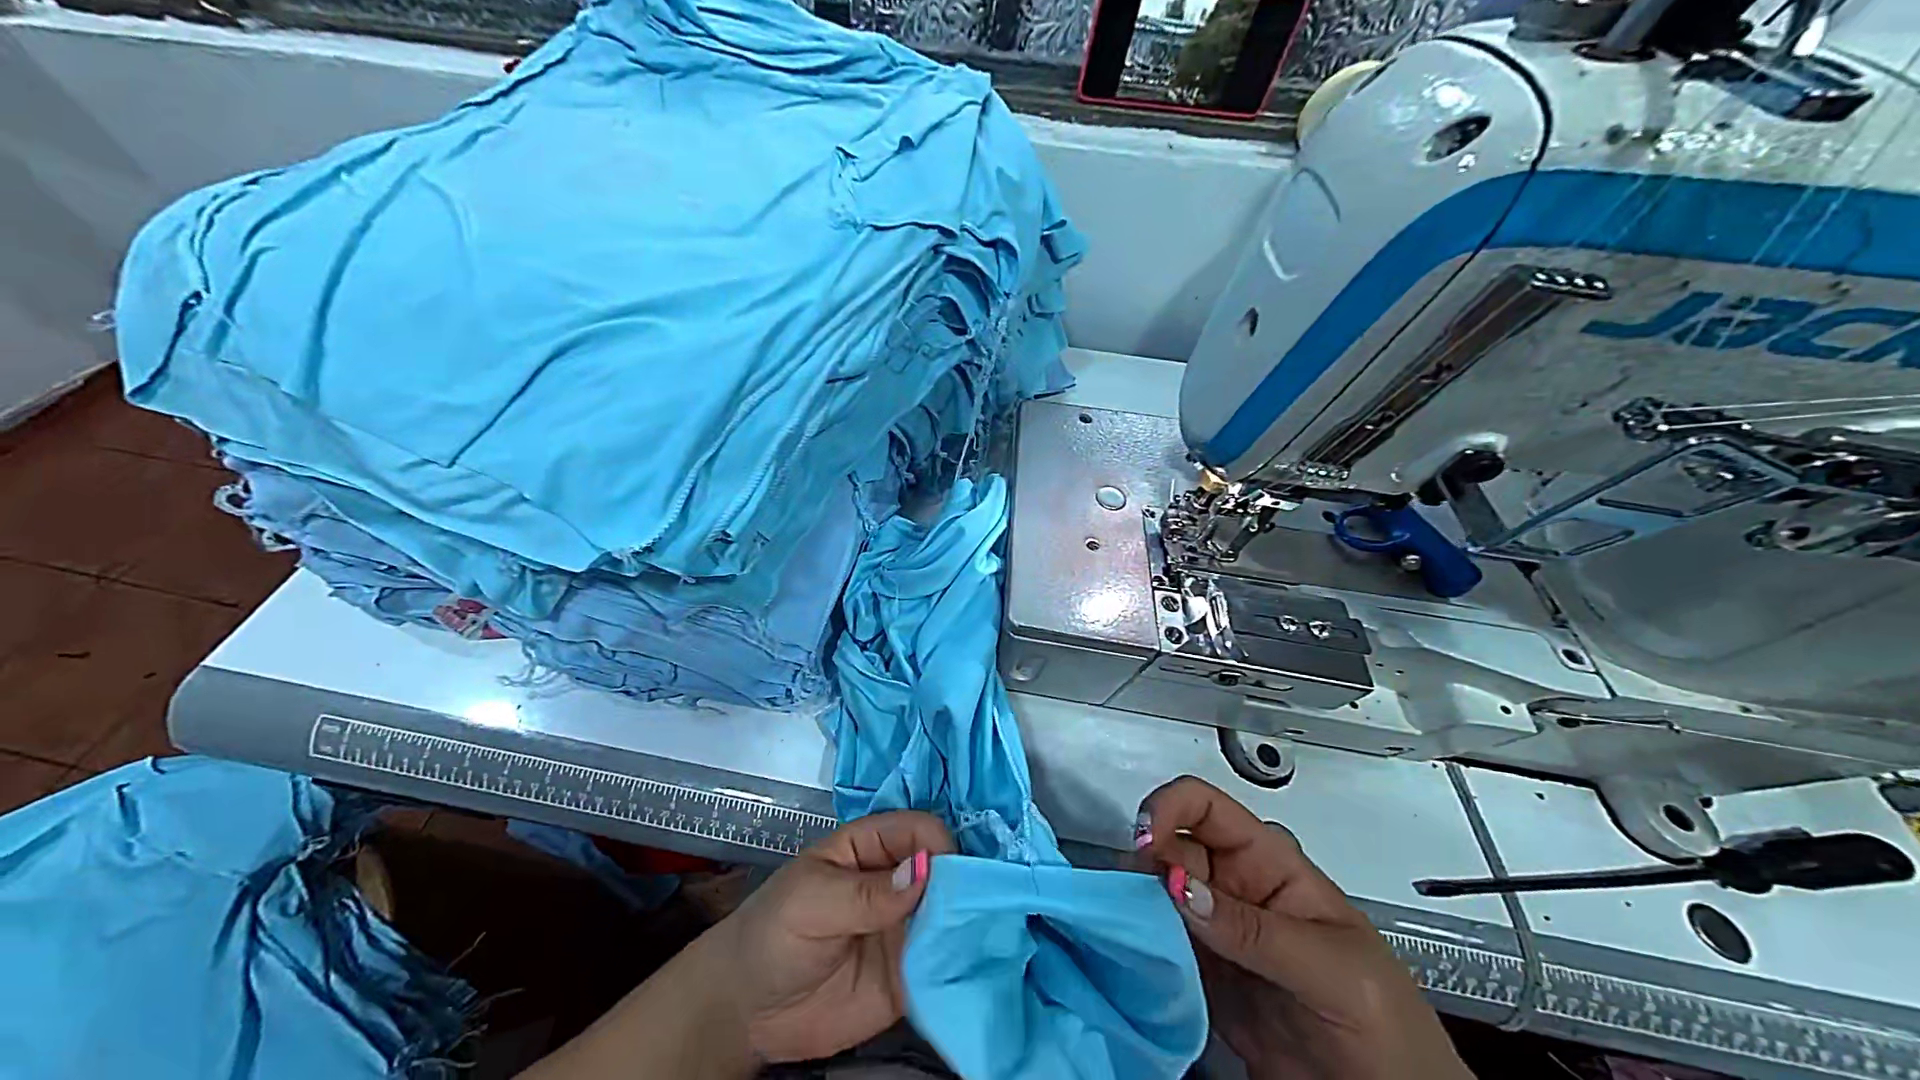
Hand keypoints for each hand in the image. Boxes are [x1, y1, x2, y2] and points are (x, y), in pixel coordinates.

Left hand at [519, 811, 954, 1079]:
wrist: (748, 1009)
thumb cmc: (772, 933)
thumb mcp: (809, 902)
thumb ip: (863, 892)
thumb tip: (922, 872)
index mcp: (873, 846)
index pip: (920, 831)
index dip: (939, 847)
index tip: (949, 877)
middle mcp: (899, 881)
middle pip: (948, 870)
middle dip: (967, 886)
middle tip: (984, 911)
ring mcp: (909, 928)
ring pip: (956, 915)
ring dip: (974, 925)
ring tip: (992, 940)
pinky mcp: (914, 974)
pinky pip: (948, 963)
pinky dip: (967, 964)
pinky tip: (983, 968)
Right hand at [1135, 776, 1469, 1079]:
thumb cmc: (1384, 1023)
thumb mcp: (1331, 969)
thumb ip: (1257, 929)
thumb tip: (1178, 887)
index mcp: (1268, 861)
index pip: (1205, 807)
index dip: (1168, 809)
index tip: (1144, 845)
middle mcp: (1231, 884)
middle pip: (1168, 846)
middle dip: (1143, 864)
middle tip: (1130, 900)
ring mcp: (1211, 928)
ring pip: (1154, 892)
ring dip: (1133, 903)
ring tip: (1127, 930)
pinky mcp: (1197, 970)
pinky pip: (1154, 941)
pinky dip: (1136, 942)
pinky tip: (1130, 954)